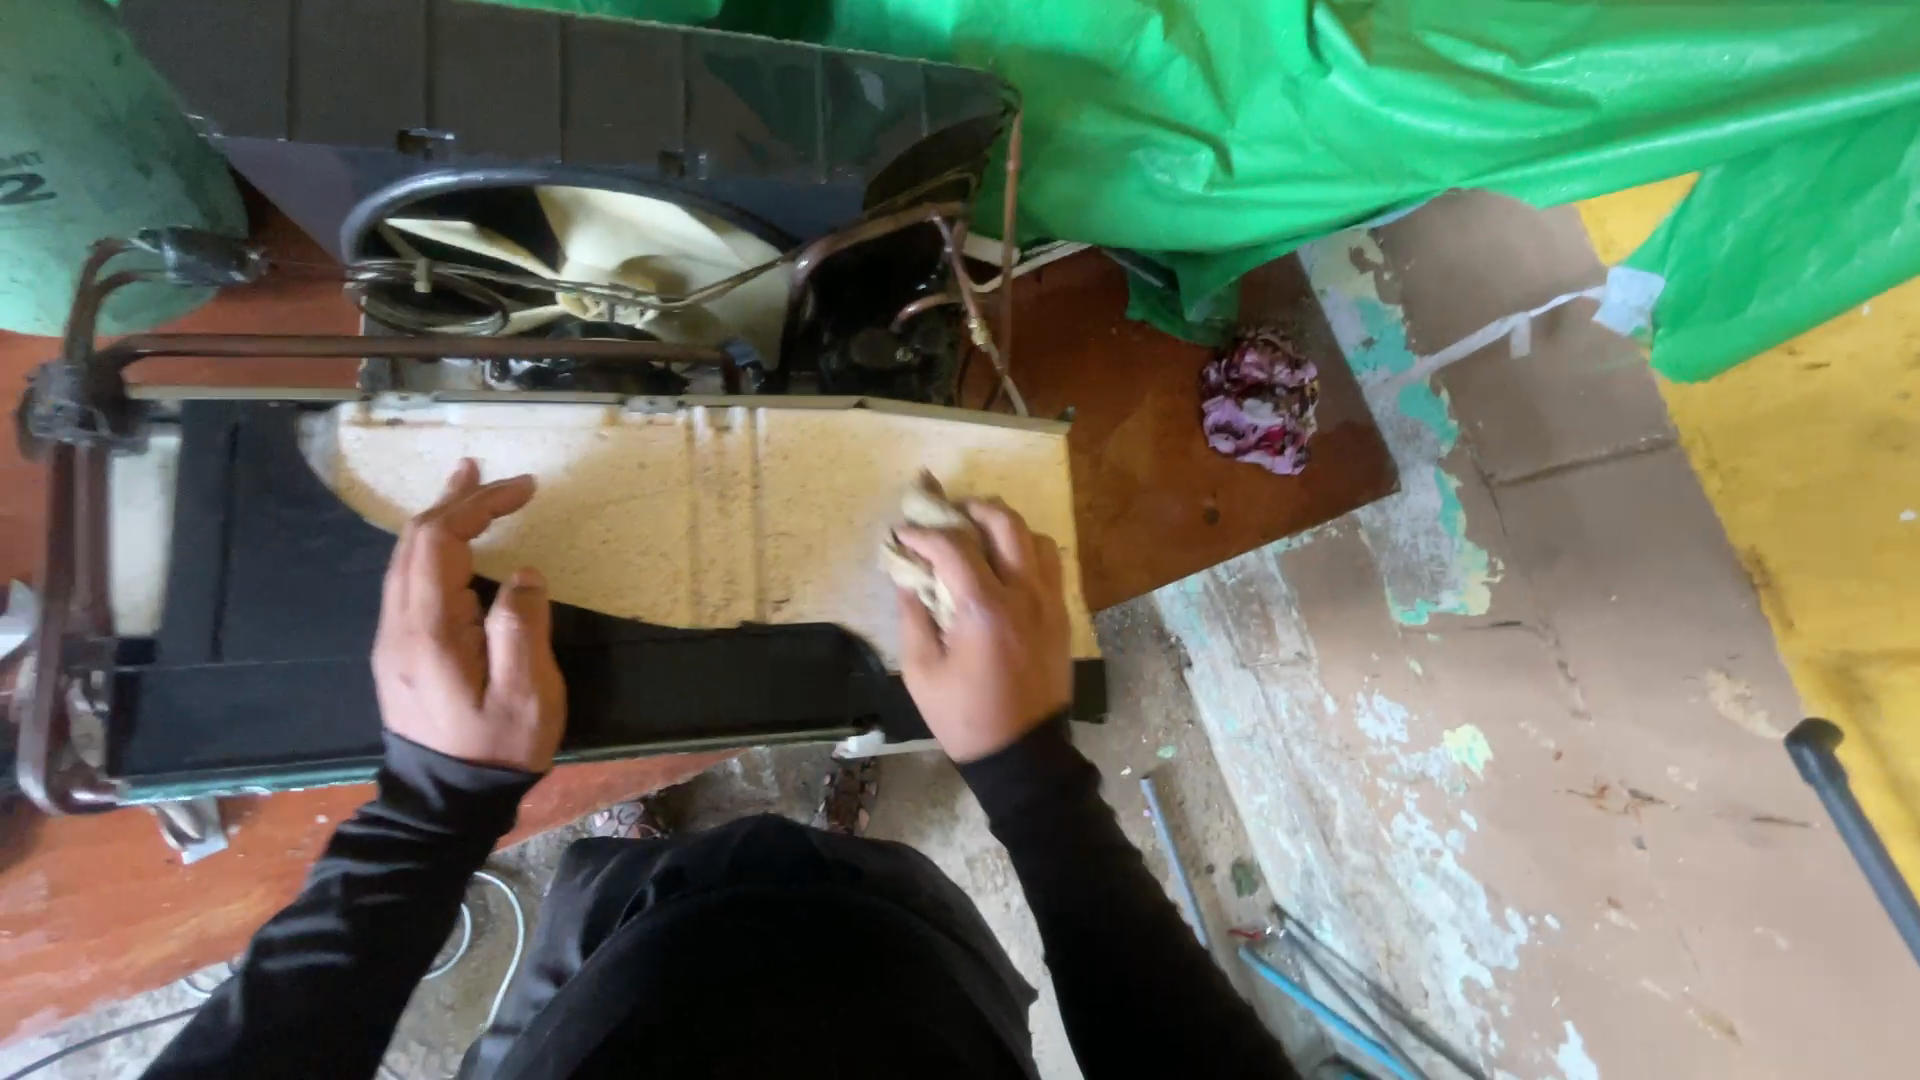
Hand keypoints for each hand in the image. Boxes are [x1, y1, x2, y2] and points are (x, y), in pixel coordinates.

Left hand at [372, 459, 565, 771]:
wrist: (449, 802)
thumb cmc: (498, 746)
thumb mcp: (526, 692)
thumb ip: (522, 628)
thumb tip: (522, 575)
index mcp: (429, 630)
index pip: (440, 542)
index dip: (479, 505)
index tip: (525, 489)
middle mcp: (400, 626)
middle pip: (415, 542)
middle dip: (458, 500)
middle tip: (502, 478)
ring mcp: (396, 638)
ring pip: (408, 559)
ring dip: (442, 518)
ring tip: (473, 487)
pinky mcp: (404, 650)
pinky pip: (412, 580)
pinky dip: (436, 547)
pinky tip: (456, 542)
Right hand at [895, 499, 1072, 762]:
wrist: (1023, 753)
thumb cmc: (965, 716)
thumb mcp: (922, 670)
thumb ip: (913, 614)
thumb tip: (907, 575)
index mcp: (983, 608)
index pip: (953, 546)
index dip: (923, 533)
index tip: (903, 533)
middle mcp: (1023, 594)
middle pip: (1004, 523)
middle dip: (971, 509)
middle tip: (948, 515)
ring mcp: (1049, 601)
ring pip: (1035, 537)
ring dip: (1004, 526)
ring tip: (979, 535)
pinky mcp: (1062, 614)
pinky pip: (1051, 563)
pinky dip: (1028, 550)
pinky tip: (1007, 563)